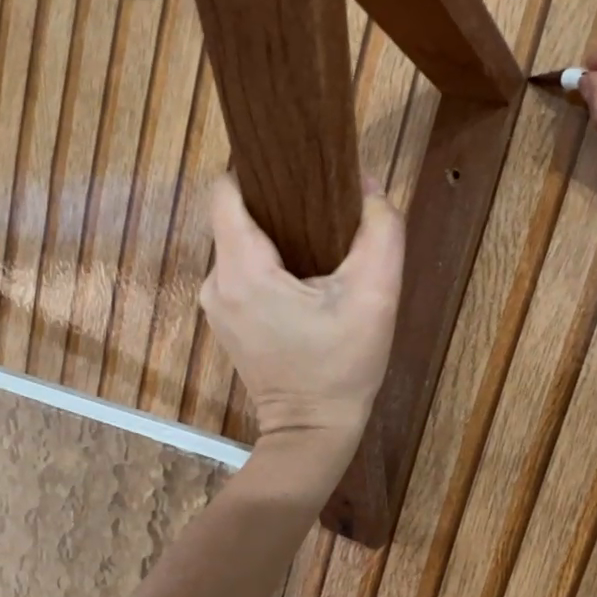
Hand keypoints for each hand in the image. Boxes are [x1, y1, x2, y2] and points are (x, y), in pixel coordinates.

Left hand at [200, 175, 404, 466]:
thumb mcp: (375, 297)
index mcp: (242, 270)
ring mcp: (216, 304)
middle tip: (320, 203)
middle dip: (275, 204)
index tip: (294, 165)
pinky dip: (267, 264)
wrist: (312, 431)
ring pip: (239, 244)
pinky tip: (302, 274)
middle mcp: (217, 282)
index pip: (225, 191)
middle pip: (236, 216)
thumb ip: (380, 230)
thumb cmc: (342, 367)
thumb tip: (366, 183)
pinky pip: (240, 271)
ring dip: (274, 236)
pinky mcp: (225, 320)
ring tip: (316, 240)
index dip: (257, 169)